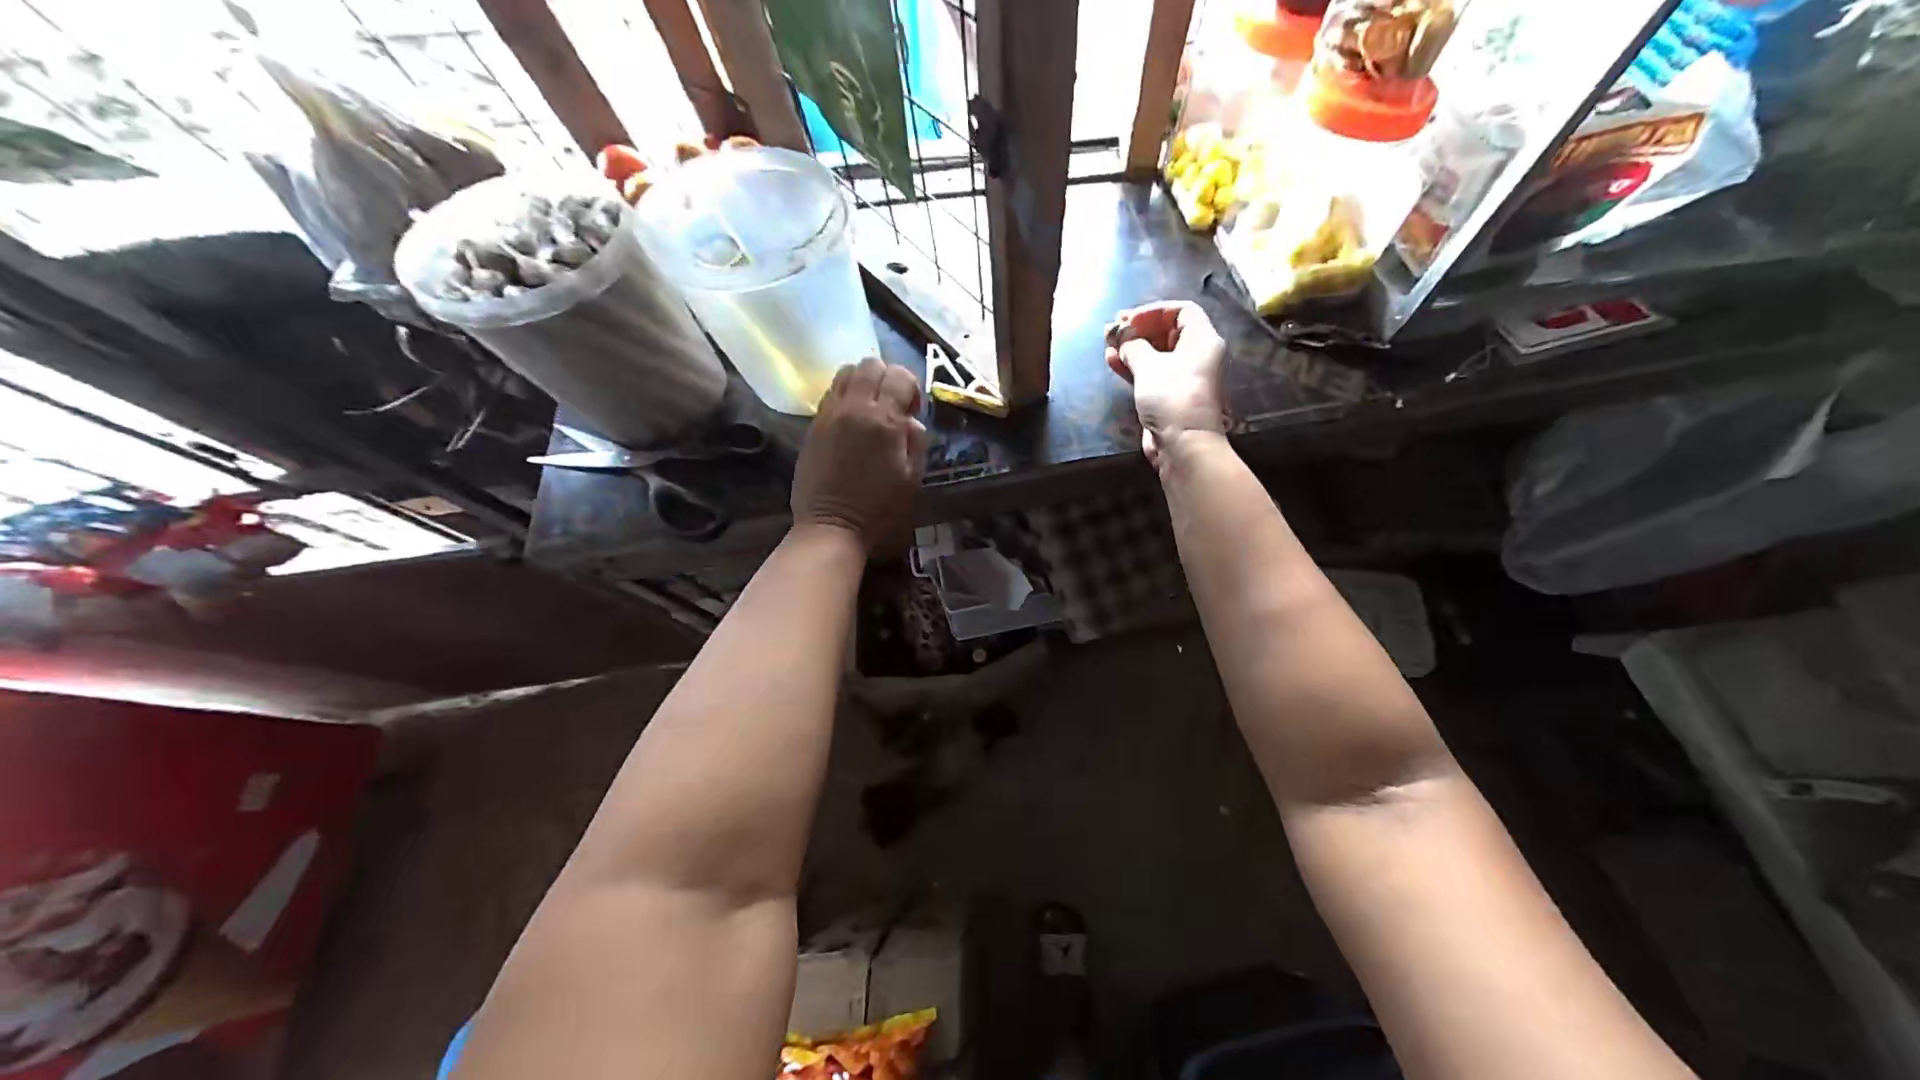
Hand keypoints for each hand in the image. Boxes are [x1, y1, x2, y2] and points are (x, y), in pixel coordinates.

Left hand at [791, 356, 928, 551]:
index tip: (912, 410)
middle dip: (886, 377)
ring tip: (869, 408)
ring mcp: (830, 414)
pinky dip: (845, 397)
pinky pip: (831, 394)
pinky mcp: (813, 425)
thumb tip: (910, 421)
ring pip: (846, 373)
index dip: (911, 387)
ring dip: (862, 382)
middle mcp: (854, 408)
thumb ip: (916, 442)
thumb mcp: (912, 478)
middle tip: (891, 405)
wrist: (832, 527)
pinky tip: (850, 422)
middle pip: (870, 364)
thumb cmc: (879, 509)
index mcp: (884, 420)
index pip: (899, 375)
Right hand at [1105, 301, 1226, 469]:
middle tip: (1113, 329)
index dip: (1154, 311)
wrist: (1183, 444)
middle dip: (1139, 329)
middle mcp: (1196, 355)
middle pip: (1167, 332)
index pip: (1181, 311)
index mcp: (1202, 339)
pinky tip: (1112, 360)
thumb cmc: (1172, 397)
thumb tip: (1120, 335)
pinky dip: (1132, 365)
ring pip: (1155, 354)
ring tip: (1108, 344)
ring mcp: (1182, 378)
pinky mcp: (1168, 396)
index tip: (1129, 319)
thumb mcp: (1149, 364)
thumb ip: (1132, 344)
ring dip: (1131, 347)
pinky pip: (1149, 372)